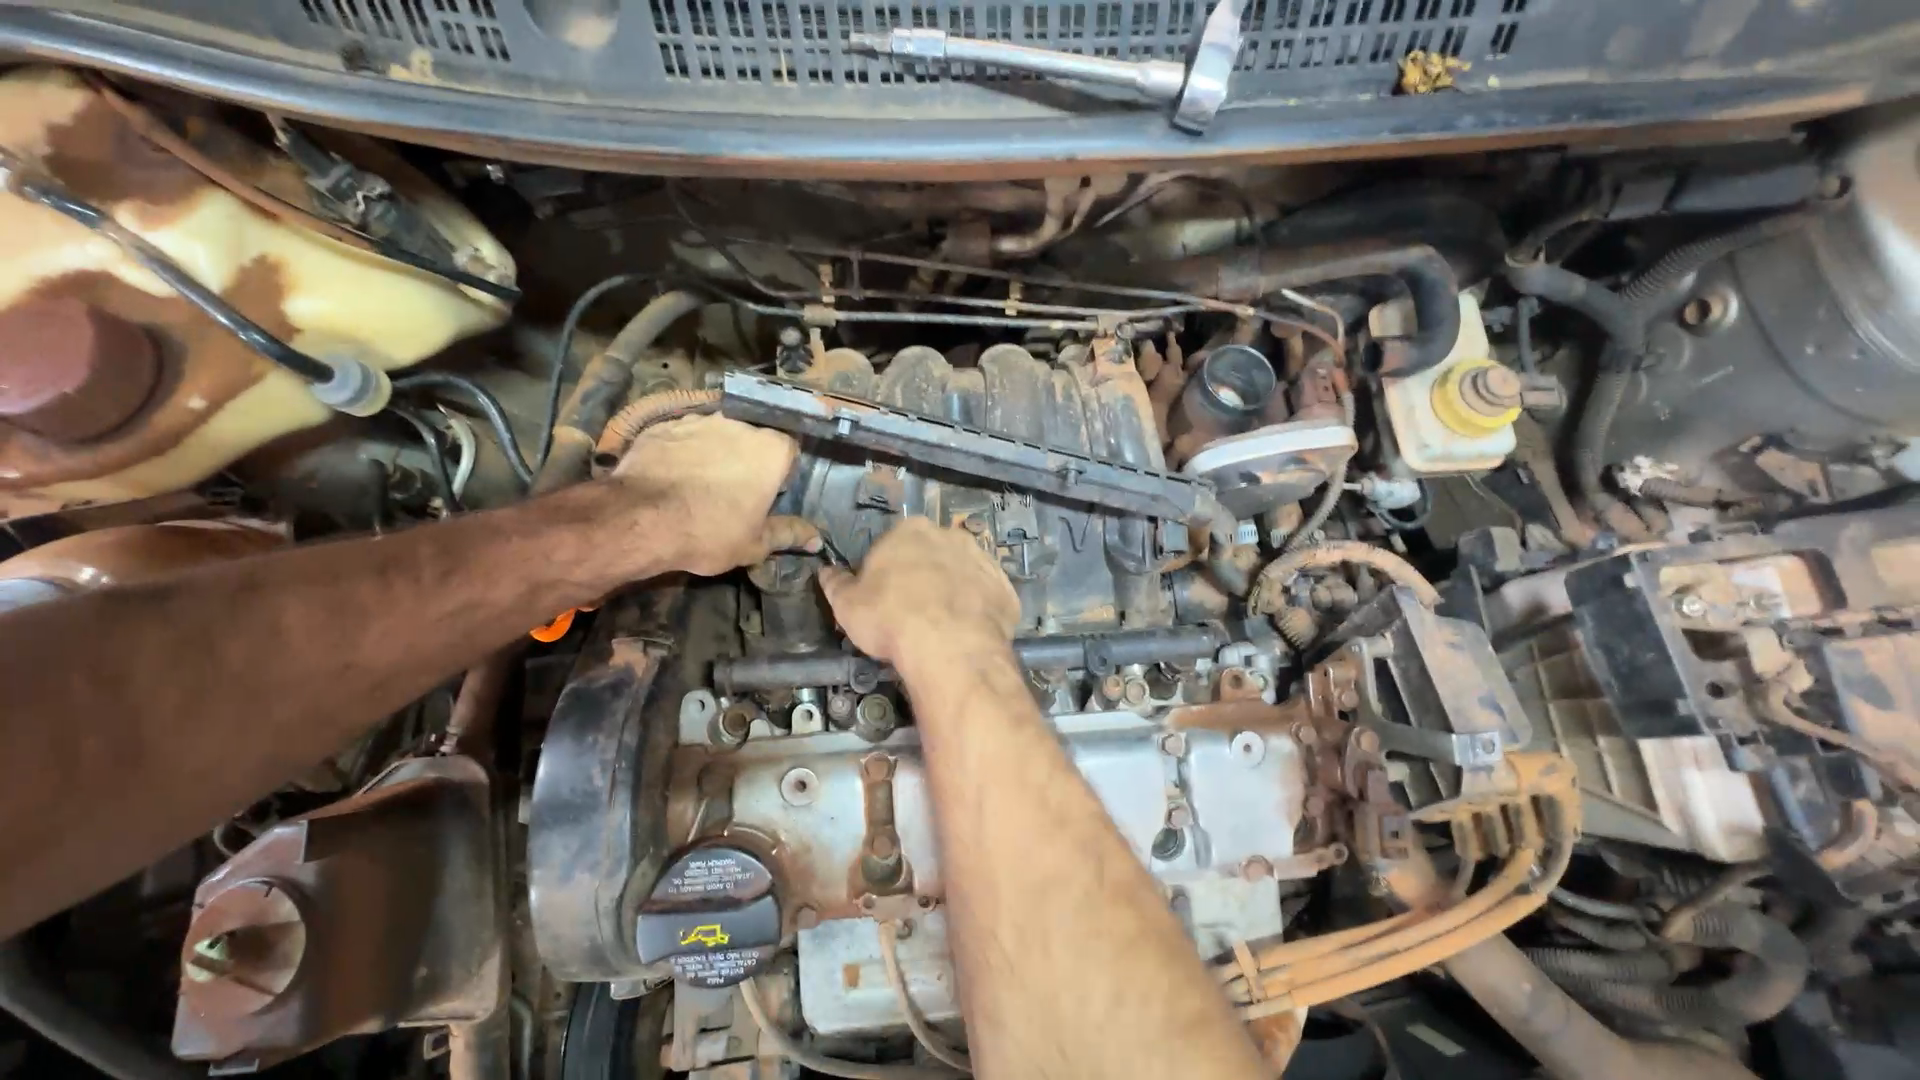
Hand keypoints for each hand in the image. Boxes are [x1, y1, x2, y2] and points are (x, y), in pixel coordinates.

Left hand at [611, 414, 818, 575]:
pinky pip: (681, 437)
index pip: (789, 451)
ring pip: (715, 435)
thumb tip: (817, 539)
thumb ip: (789, 534)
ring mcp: (699, 421)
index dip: (781, 472)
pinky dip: (681, 452)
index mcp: (771, 450)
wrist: (642, 518)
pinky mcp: (663, 425)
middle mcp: (739, 425)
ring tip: (698, 484)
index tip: (768, 494)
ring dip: (714, 453)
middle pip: (752, 439)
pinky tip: (671, 476)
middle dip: (747, 460)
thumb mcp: (756, 543)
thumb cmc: (711, 531)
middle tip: (733, 492)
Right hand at [818, 517, 1019, 668]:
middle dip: (923, 576)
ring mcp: (983, 560)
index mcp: (910, 530)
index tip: (883, 597)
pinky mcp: (1006, 589)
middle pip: (932, 554)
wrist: (951, 647)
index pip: (893, 545)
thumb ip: (836, 584)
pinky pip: (986, 596)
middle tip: (912, 611)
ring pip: (962, 572)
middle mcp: (950, 536)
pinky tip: (966, 632)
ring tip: (942, 624)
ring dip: (953, 590)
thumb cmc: (891, 619)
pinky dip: (977, 609)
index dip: (887, 572)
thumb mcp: (847, 605)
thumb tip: (825, 571)